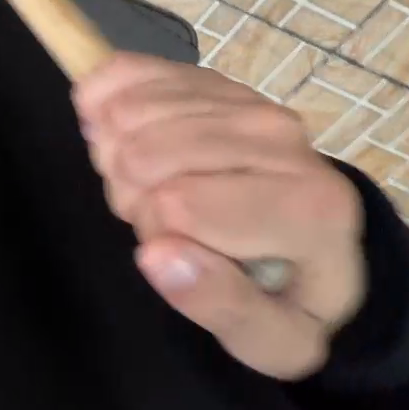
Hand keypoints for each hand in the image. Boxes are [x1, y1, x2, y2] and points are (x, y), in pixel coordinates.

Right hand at [73, 52, 364, 379]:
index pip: (176, 204)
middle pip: (144, 154)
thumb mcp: (272, 338)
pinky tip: (111, 130)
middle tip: (156, 217)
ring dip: (116, 153)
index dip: (156, 234)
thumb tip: (157, 256)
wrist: (310, 236)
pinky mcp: (206, 74)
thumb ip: (223, 307)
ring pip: (128, 112)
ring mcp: (241, 96)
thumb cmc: (287, 294)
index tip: (180, 253)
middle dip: (131, 194)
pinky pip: (124, 71)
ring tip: (144, 181)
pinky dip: (98, 101)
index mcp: (306, 207)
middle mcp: (281, 137)